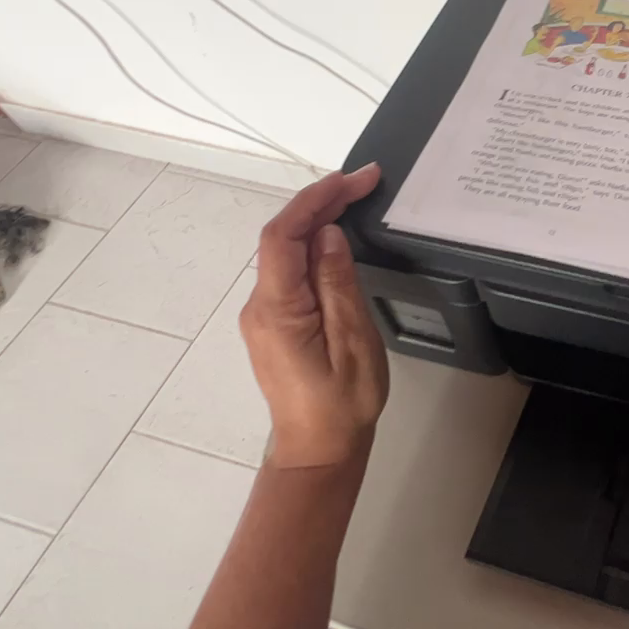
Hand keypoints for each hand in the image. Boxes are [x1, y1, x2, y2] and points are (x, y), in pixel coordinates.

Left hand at [241, 164, 389, 469]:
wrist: (319, 449)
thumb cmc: (342, 401)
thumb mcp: (352, 341)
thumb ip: (337, 284)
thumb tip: (328, 234)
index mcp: (277, 310)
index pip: (284, 236)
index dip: (315, 199)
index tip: (354, 179)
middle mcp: (261, 306)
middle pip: (283, 237)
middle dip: (321, 201)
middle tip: (367, 181)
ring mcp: (265, 313)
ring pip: (287, 250)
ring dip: (318, 217)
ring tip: (358, 196)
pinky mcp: (276, 320)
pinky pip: (291, 268)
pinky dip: (314, 241)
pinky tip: (339, 233)